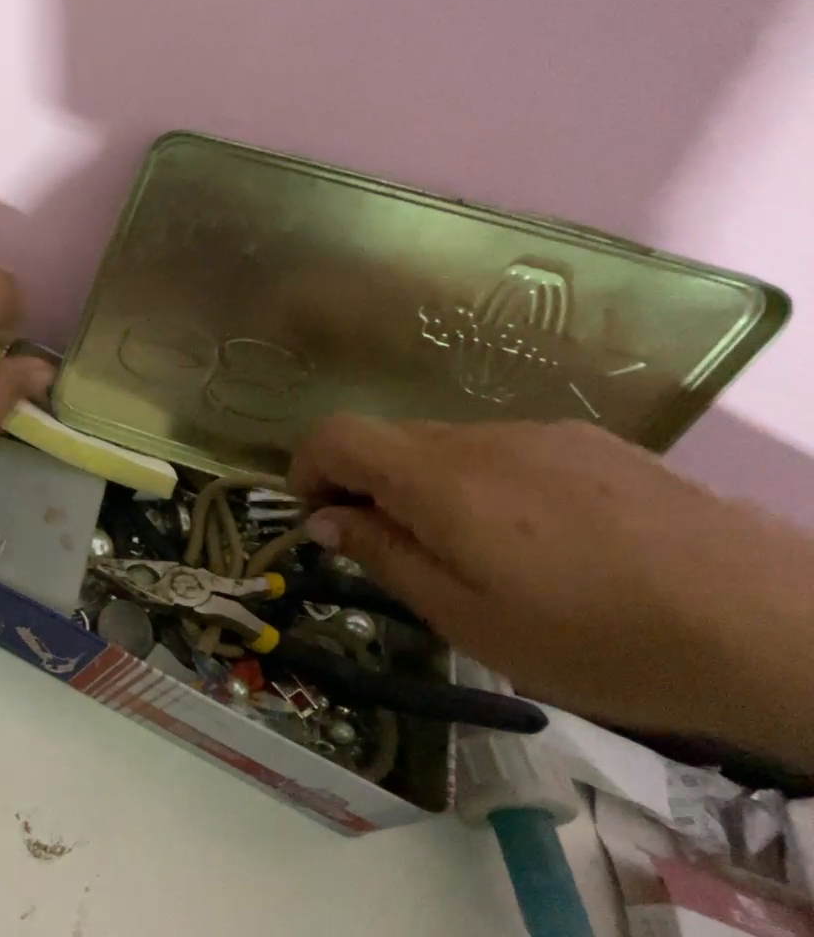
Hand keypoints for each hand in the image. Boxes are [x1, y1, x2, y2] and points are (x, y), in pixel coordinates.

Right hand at [288, 415, 813, 762]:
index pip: (336, 434)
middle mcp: (485, 438)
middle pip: (390, 439)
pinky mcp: (599, 446)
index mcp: (441, 479)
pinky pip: (508, 452)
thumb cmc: (598, 639)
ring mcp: (548, 435)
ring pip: (450, 446)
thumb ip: (385, 556)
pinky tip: (539, 542)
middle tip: (389, 550)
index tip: (318, 519)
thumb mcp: (467, 617)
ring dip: (428, 488)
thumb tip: (326, 519)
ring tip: (472, 555)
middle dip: (366, 485)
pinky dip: (485, 485)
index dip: (306, 468)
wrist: (779, 628)